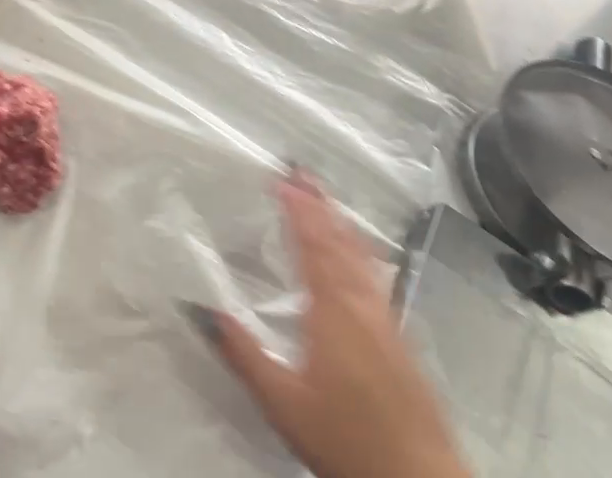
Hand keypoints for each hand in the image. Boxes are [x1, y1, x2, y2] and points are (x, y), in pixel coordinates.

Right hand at [194, 173, 469, 477]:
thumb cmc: (344, 437)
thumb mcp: (281, 401)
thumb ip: (245, 353)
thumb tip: (209, 309)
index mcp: (333, 312)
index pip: (314, 246)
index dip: (298, 210)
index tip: (282, 178)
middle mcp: (364, 306)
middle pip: (341, 243)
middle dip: (320, 205)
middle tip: (303, 173)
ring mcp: (388, 321)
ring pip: (363, 259)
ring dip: (341, 225)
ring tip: (326, 202)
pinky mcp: (401, 340)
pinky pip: (375, 278)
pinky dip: (359, 252)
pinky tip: (359, 259)